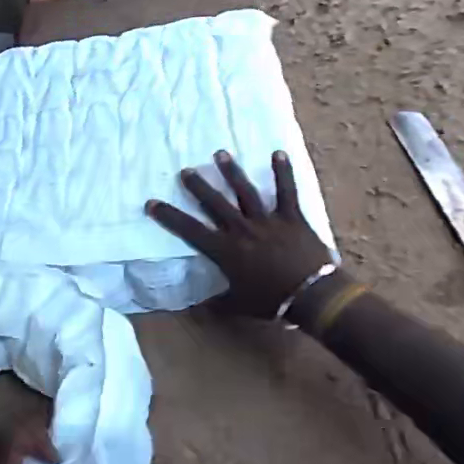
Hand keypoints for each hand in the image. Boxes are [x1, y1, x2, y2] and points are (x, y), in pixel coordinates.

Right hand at [147, 150, 333, 318]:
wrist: (310, 294)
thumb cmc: (272, 301)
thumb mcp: (239, 305)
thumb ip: (216, 304)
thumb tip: (195, 310)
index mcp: (226, 250)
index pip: (190, 230)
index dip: (169, 217)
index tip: (152, 203)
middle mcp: (242, 229)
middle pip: (216, 203)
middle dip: (199, 186)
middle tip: (186, 171)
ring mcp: (267, 220)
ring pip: (245, 191)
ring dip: (232, 172)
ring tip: (220, 154)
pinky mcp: (291, 217)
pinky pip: (286, 191)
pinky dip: (283, 172)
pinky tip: (278, 153)